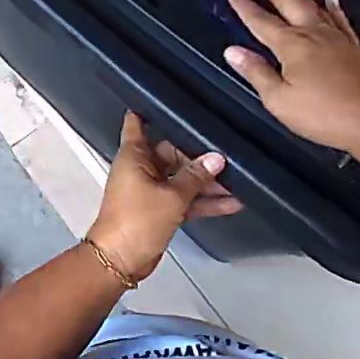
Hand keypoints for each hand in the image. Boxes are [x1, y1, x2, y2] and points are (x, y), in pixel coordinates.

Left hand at [86, 112, 240, 280]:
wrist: (121, 259)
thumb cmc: (138, 219)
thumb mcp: (172, 196)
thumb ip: (196, 176)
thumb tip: (217, 158)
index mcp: (133, 157)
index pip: (138, 125)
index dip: (149, 112)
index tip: (167, 99)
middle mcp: (139, 169)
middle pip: (170, 154)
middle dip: (197, 156)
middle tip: (228, 153)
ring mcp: (148, 190)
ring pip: (180, 179)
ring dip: (204, 182)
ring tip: (238, 181)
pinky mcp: (157, 210)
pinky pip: (183, 200)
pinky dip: (202, 202)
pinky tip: (231, 204)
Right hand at [223, 0, 359, 154]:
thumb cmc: (325, 114)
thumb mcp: (278, 99)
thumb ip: (256, 72)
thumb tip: (233, 52)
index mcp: (292, 46)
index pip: (261, 22)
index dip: (245, 8)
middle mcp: (316, 36)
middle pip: (291, 3)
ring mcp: (339, 40)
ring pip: (314, 6)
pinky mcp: (356, 50)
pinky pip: (340, 20)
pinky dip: (333, 8)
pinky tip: (332, 2)